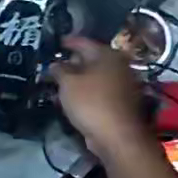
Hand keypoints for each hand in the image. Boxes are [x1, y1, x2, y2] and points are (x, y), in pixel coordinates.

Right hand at [51, 36, 152, 156]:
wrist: (117, 135)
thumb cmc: (91, 102)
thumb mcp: (68, 83)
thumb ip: (59, 70)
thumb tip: (55, 64)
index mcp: (107, 54)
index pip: (83, 42)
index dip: (68, 42)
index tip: (56, 43)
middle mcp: (118, 65)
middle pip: (91, 58)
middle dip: (72, 62)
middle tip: (55, 65)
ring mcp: (122, 84)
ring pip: (95, 76)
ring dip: (79, 78)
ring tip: (61, 83)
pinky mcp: (121, 101)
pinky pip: (100, 90)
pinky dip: (87, 91)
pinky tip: (74, 97)